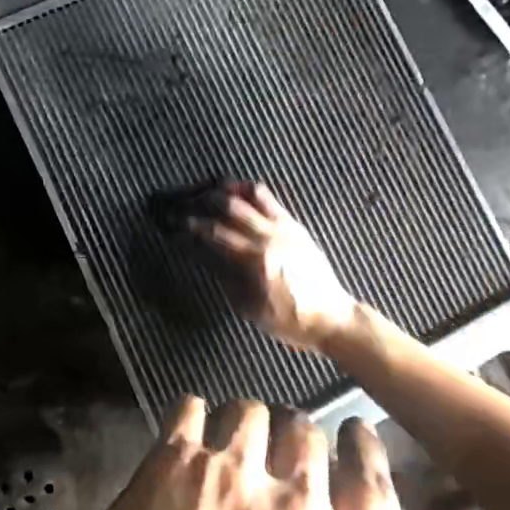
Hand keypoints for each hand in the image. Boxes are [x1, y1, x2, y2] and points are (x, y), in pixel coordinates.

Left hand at [50, 398, 402, 509]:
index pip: (373, 486)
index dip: (363, 450)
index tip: (354, 432)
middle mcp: (299, 506)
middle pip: (307, 437)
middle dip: (298, 433)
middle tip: (284, 437)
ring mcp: (232, 475)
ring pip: (250, 414)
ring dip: (248, 420)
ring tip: (238, 429)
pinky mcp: (175, 460)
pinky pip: (191, 408)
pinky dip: (195, 411)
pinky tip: (192, 423)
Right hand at [194, 181, 359, 349]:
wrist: (333, 319)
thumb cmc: (288, 320)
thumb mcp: (248, 306)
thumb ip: (225, 277)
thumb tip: (203, 255)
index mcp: (256, 260)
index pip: (214, 233)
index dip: (191, 225)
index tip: (175, 221)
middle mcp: (269, 237)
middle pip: (229, 206)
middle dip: (202, 200)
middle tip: (185, 201)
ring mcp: (284, 228)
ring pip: (250, 195)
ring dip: (226, 189)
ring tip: (208, 189)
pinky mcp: (295, 226)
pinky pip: (270, 200)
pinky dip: (250, 191)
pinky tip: (237, 191)